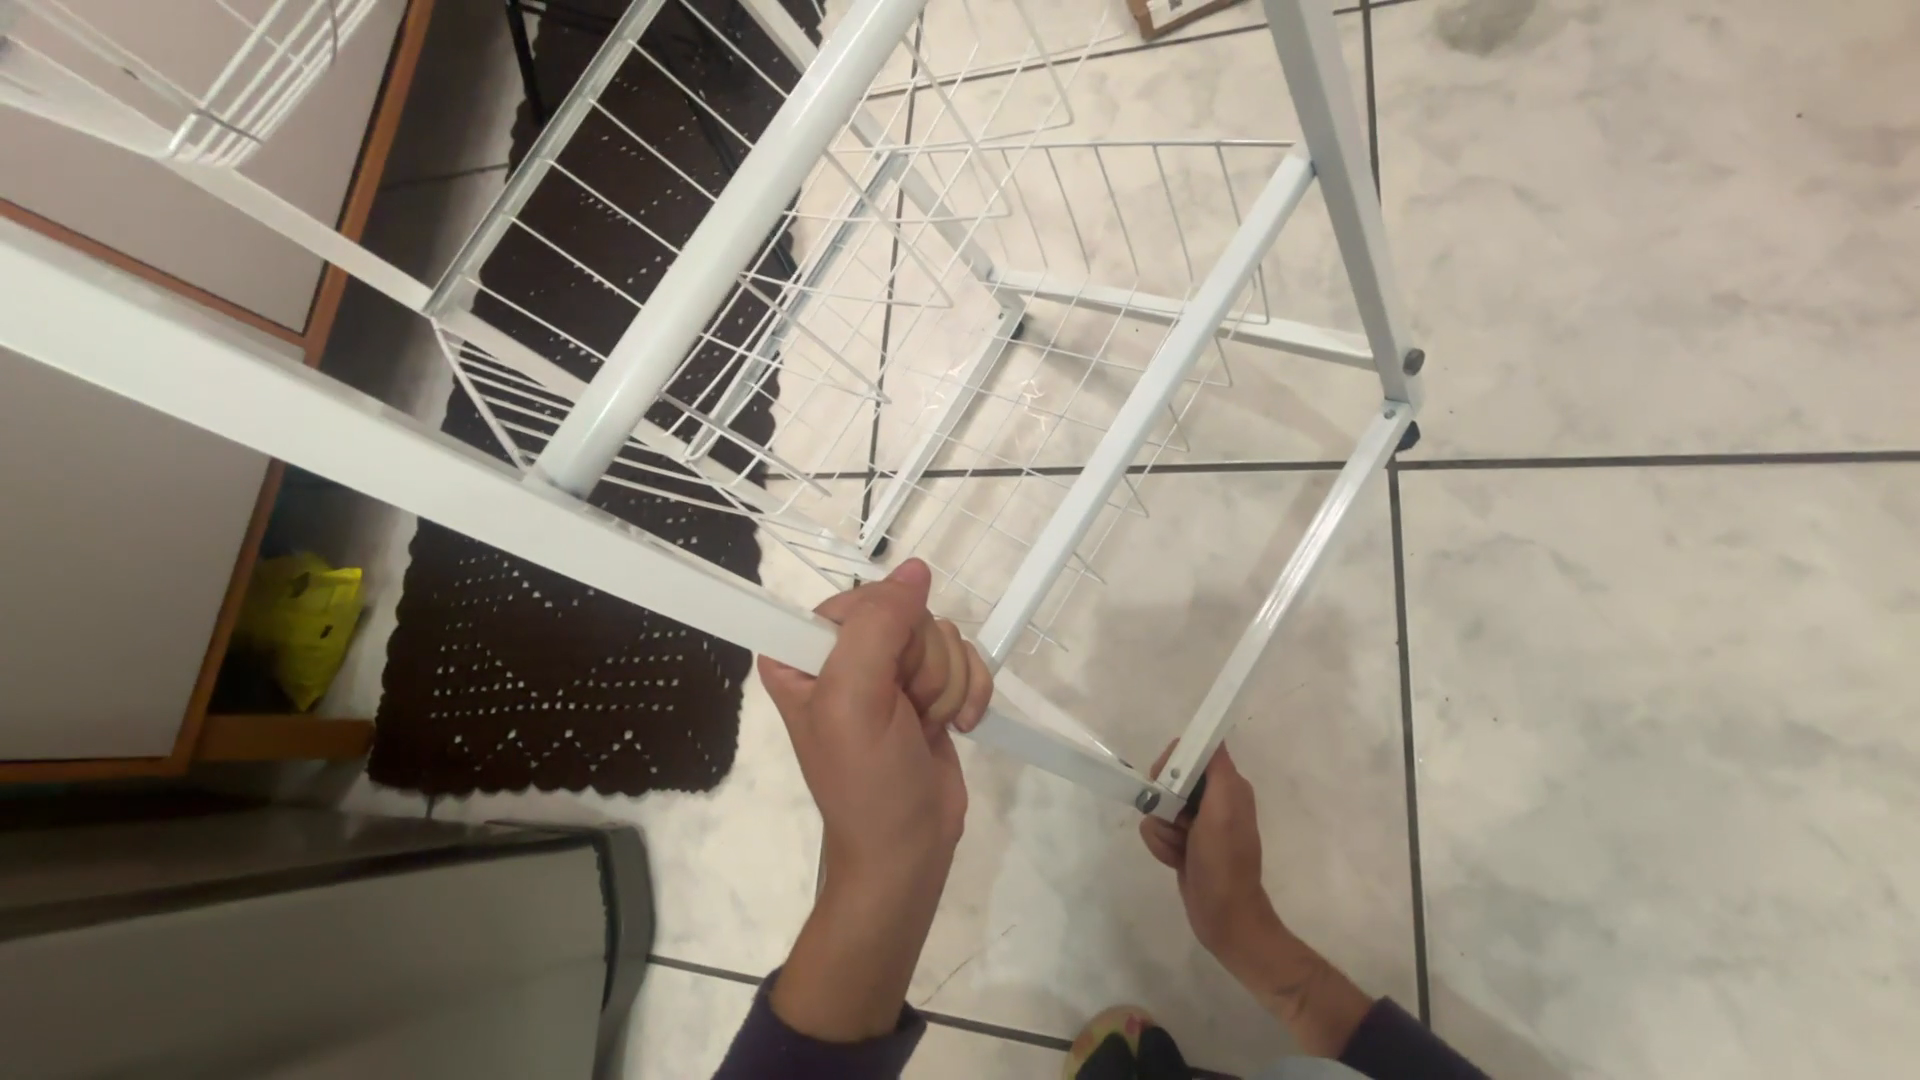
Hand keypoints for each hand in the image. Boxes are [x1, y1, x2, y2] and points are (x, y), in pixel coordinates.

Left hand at [761, 559, 992, 1040]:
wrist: (909, 848)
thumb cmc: (866, 782)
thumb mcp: (855, 700)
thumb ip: (878, 626)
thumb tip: (916, 568)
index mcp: (803, 651)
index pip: (858, 599)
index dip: (884, 633)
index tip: (882, 679)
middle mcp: (844, 653)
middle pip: (909, 614)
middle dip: (920, 668)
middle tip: (903, 712)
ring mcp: (891, 670)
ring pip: (943, 635)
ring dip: (944, 687)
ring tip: (922, 726)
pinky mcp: (928, 687)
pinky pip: (966, 658)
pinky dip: (969, 694)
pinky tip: (954, 726)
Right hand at [1140, 741, 1370, 1056]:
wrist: (1224, 918)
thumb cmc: (1225, 862)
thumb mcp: (1224, 810)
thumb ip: (1216, 770)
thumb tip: (1209, 736)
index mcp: (1227, 786)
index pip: (1190, 752)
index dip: (1173, 763)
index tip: (1167, 782)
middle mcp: (1212, 799)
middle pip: (1168, 778)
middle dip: (1164, 802)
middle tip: (1179, 822)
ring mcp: (1195, 823)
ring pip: (1157, 807)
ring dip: (1163, 831)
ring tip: (1182, 850)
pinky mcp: (1182, 842)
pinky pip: (1155, 830)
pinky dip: (1161, 846)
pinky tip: (1176, 861)